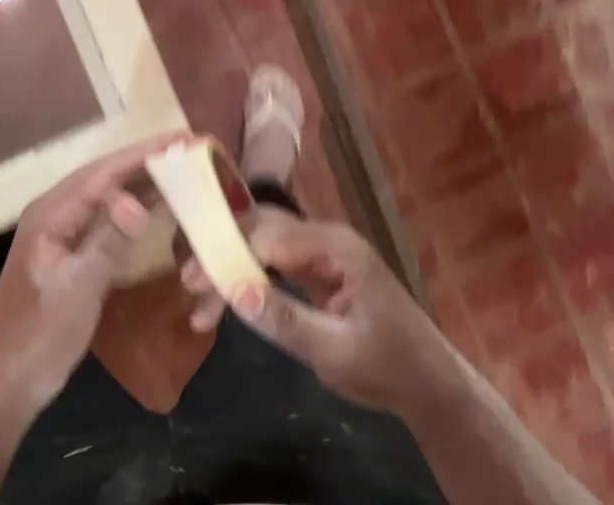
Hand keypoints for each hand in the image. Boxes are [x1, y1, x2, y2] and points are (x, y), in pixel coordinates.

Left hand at [0, 134, 181, 409]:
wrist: (9, 380)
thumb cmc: (39, 334)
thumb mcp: (77, 289)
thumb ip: (106, 242)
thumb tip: (137, 201)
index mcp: (51, 213)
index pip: (103, 172)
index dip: (144, 154)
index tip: (183, 139)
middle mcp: (56, 212)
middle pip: (107, 176)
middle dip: (148, 161)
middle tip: (192, 150)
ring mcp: (63, 231)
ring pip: (108, 194)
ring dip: (143, 181)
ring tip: (184, 168)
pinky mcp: (72, 251)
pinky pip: (108, 217)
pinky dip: (135, 206)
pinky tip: (160, 205)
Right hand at [183, 210, 465, 415]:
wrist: (428, 385)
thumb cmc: (388, 367)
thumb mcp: (334, 351)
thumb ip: (285, 320)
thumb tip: (234, 292)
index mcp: (337, 246)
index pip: (268, 235)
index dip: (226, 253)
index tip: (191, 281)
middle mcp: (326, 238)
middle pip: (261, 227)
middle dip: (220, 251)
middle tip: (185, 283)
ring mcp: (321, 252)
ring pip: (262, 242)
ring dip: (228, 267)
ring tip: (197, 304)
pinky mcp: (316, 270)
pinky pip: (272, 262)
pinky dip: (246, 279)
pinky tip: (223, 304)